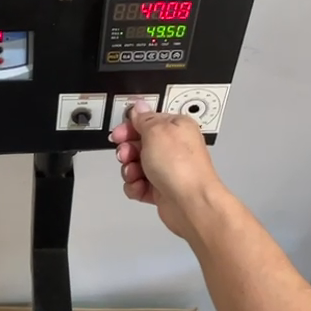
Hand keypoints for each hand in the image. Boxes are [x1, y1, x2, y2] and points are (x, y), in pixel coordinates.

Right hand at [109, 102, 225, 240]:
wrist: (190, 203)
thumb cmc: (182, 167)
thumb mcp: (156, 131)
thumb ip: (144, 118)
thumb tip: (138, 107)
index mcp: (176, 127)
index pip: (147, 119)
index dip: (130, 126)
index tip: (120, 133)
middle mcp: (173, 147)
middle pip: (138, 143)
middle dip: (127, 150)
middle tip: (127, 155)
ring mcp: (167, 169)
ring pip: (135, 165)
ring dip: (129, 170)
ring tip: (136, 173)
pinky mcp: (161, 189)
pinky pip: (138, 184)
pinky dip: (135, 186)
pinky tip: (140, 187)